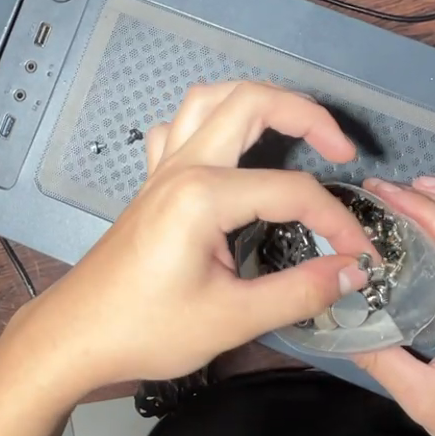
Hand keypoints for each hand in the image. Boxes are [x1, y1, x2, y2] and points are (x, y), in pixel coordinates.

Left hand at [0, 82, 374, 398]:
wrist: (73, 336)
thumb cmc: (146, 330)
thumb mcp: (232, 319)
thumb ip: (300, 291)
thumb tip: (354, 270)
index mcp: (203, 195)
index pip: (292, 191)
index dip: (337, 221)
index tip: (361, 255)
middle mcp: (183, 166)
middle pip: (252, 101)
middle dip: (309, 115)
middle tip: (342, 152)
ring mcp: (163, 168)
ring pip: (212, 99)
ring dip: (259, 101)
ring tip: (294, 130)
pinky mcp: (152, 181)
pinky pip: (180, 127)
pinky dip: (212, 121)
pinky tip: (228, 148)